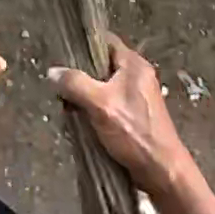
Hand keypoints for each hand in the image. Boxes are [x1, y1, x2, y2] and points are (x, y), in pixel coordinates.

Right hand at [48, 33, 196, 200]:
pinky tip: (81, 120)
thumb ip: (75, 84)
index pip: (105, 41)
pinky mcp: (133, 115)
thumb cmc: (134, 133)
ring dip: (84, 95)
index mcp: (134, 65)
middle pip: (100, 64)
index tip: (62, 54)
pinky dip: (93, 108)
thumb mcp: (100, 104)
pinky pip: (107, 103)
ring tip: (68, 105)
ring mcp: (136, 96)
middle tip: (62, 85)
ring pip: (101, 86)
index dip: (83, 44)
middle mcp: (137, 76)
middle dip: (80, 75)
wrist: (162, 172)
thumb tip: (52, 72)